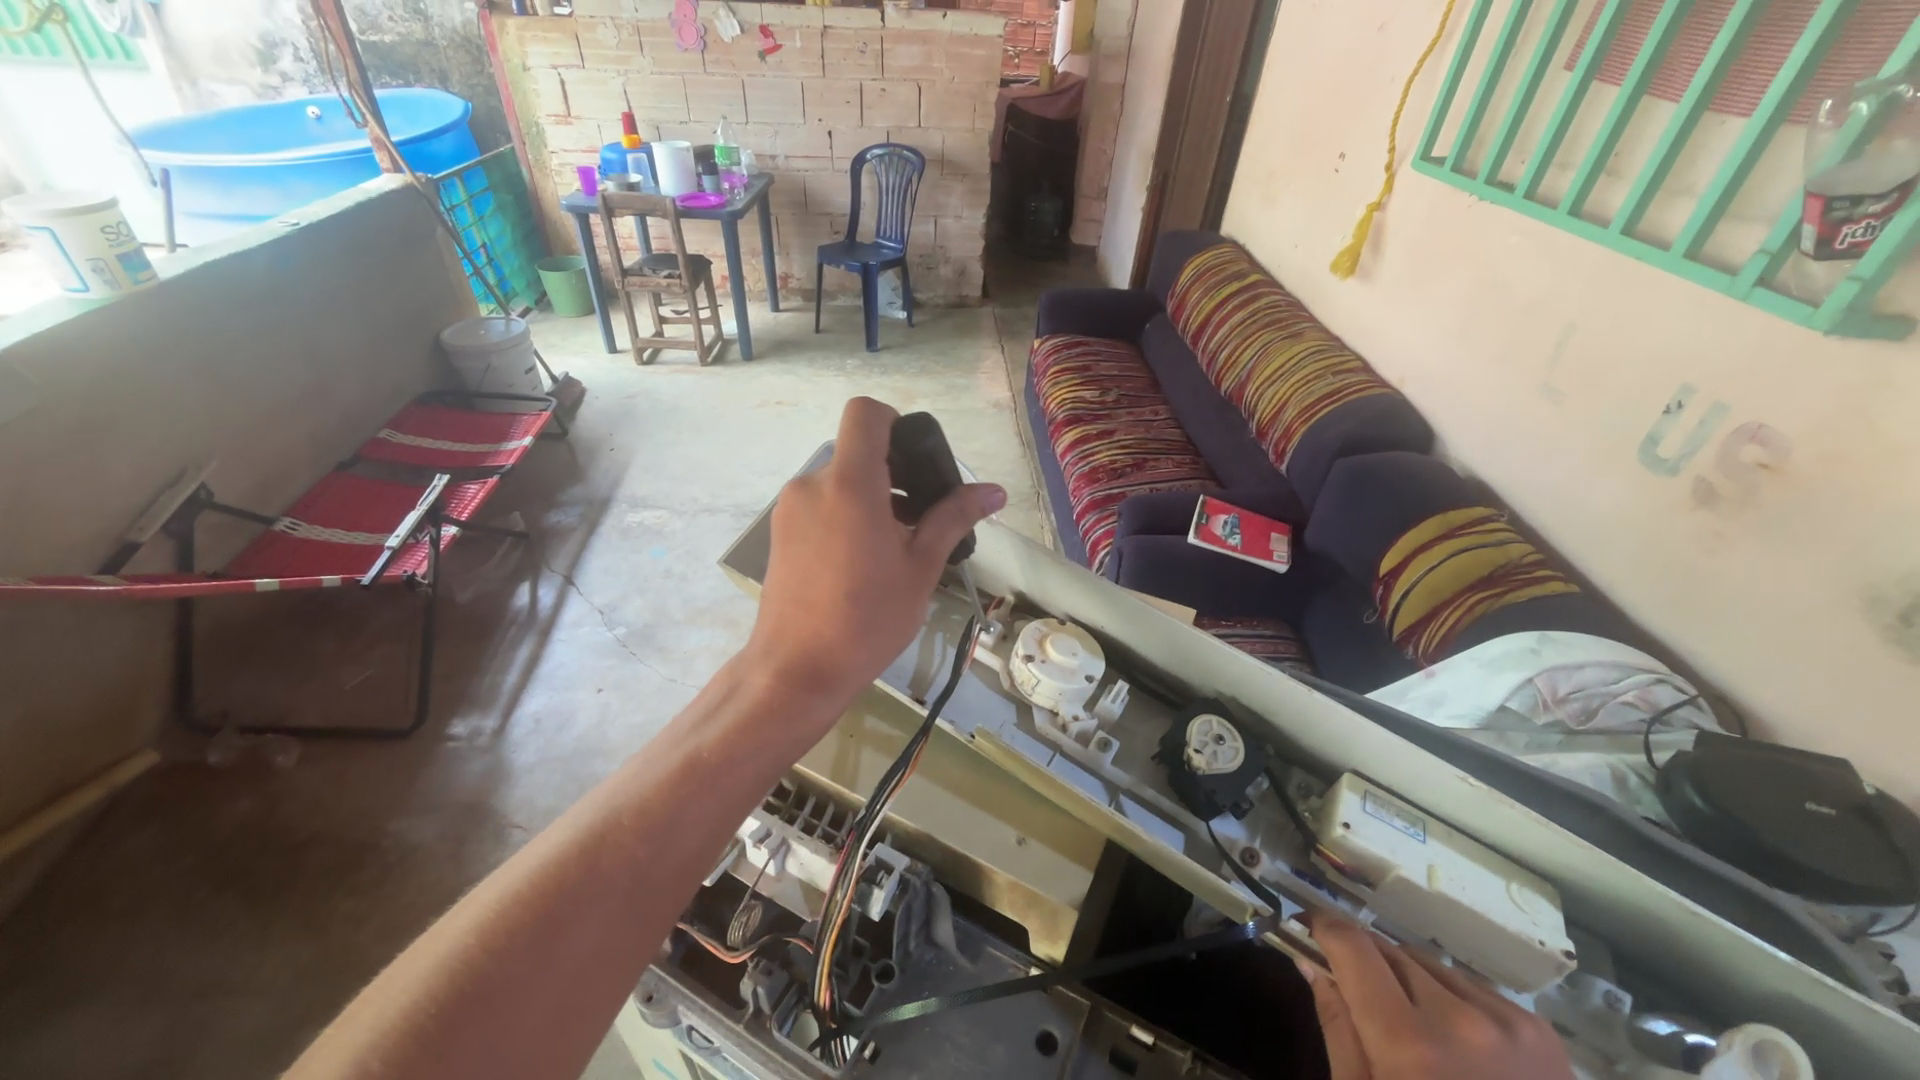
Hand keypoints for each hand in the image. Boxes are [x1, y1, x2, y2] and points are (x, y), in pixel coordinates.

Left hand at [746, 397, 1004, 725]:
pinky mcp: (781, 534)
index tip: (918, 463)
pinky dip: (847, 516)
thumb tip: (994, 492)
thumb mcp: (921, 568)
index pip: (865, 413)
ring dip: (872, 499)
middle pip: (856, 451)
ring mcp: (790, 509)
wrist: (796, 671)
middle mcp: (813, 484)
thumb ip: (953, 518)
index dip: (896, 423)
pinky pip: (821, 506)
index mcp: (849, 483)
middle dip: (894, 474)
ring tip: (899, 546)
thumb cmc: (867, 619)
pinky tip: (866, 561)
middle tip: (924, 517)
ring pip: (839, 482)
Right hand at [1302, 918, 1574, 1079]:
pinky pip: (1474, 988)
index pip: (1353, 946)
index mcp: (1408, 1044)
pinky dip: (1452, 1001)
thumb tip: (1311, 963)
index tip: (1308, 924)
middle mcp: (1460, 1019)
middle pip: (1391, 951)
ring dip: (1409, 980)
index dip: (1325, 927)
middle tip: (1351, 981)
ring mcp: (1507, 1022)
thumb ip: (1338, 1027)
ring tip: (1409, 1022)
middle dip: (1364, 960)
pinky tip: (1454, 1040)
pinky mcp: (1540, 1030)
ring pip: (1431, 966)